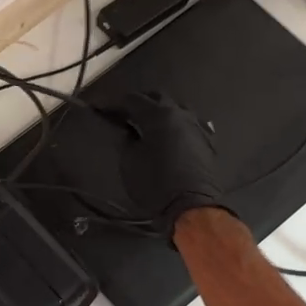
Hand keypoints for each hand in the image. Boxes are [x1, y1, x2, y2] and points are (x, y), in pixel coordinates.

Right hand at [111, 91, 233, 235]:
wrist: (192, 207)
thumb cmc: (155, 184)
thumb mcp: (129, 161)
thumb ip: (126, 139)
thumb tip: (126, 129)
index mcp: (158, 115)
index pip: (130, 99)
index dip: (112, 103)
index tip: (98, 108)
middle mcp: (180, 113)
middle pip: (156, 97)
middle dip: (137, 102)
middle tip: (121, 114)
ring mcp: (197, 125)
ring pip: (175, 109)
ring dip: (159, 112)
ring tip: (145, 124)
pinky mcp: (207, 141)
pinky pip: (187, 124)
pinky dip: (174, 126)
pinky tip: (169, 136)